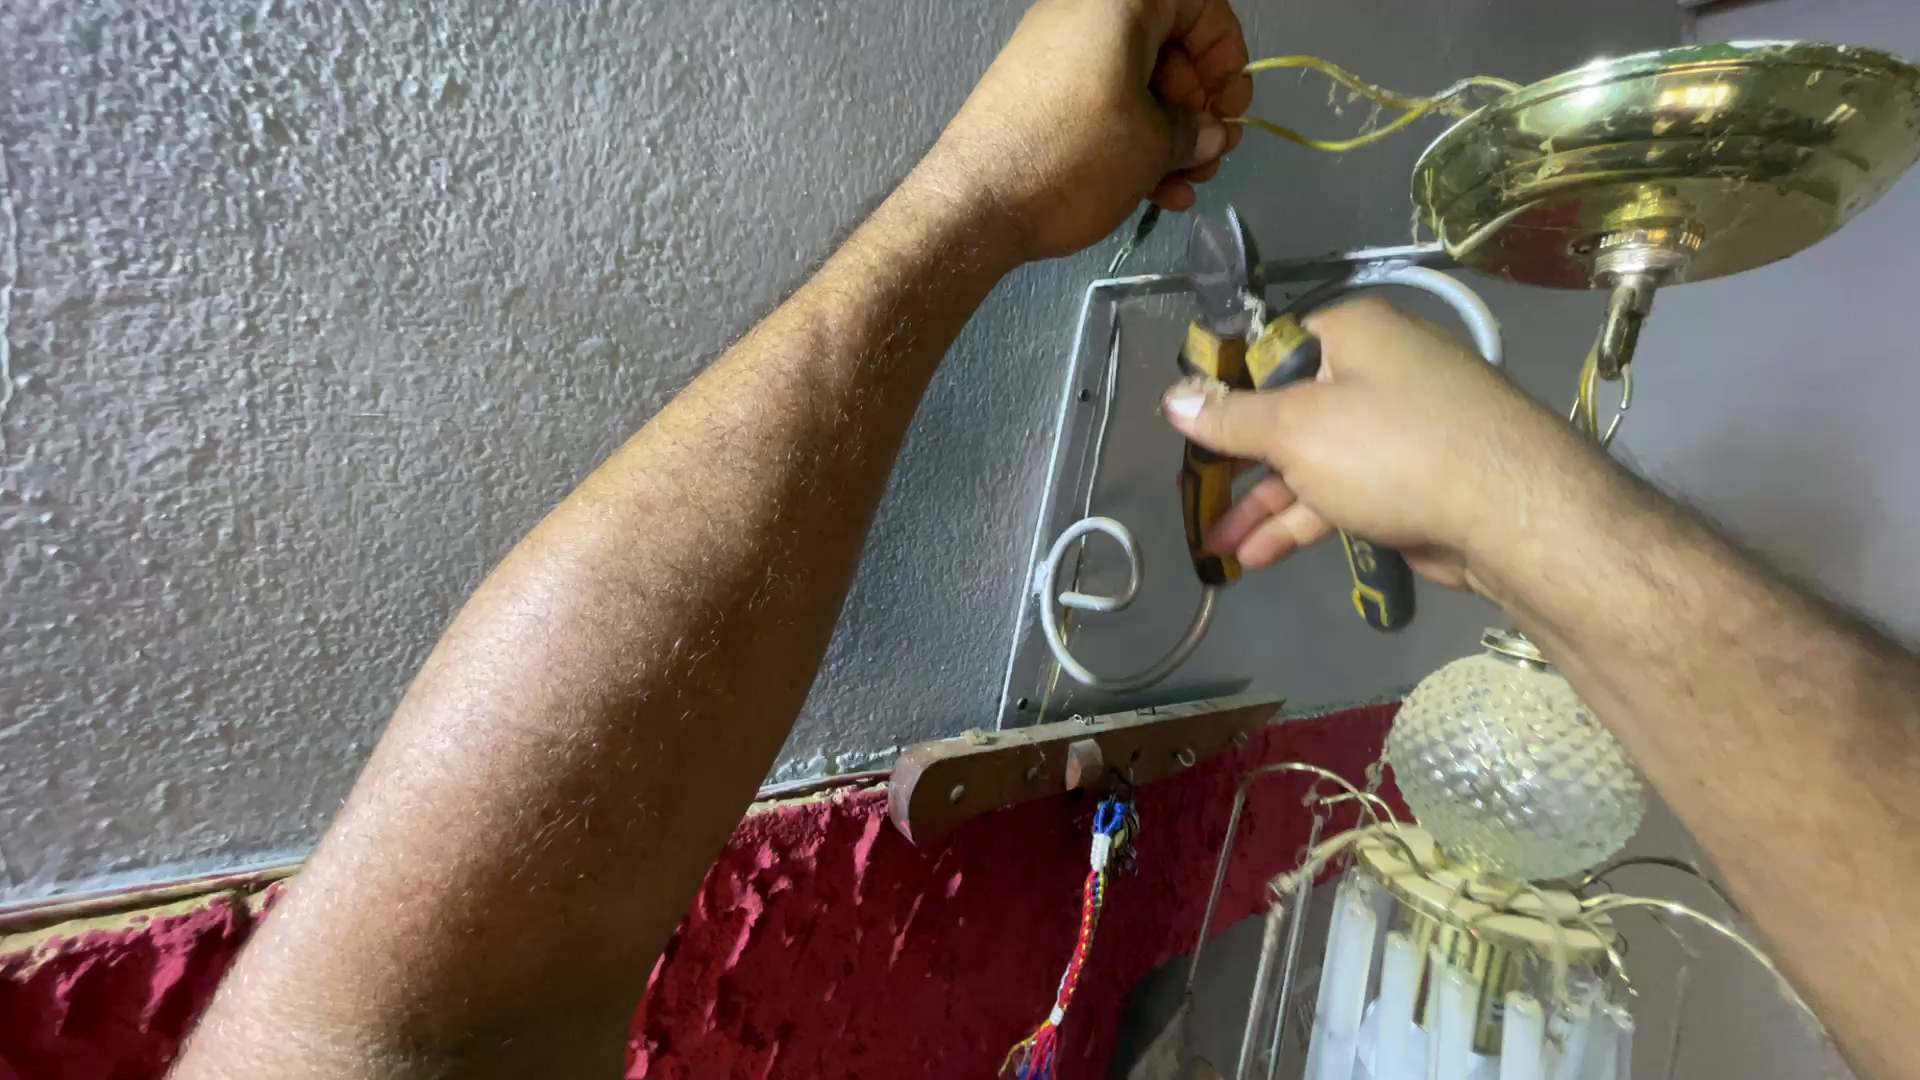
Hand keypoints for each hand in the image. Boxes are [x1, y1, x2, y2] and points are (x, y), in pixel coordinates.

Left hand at [924, 0, 1251, 261]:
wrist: (973, 208)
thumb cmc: (1073, 162)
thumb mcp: (1150, 148)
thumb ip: (1192, 133)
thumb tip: (1210, 134)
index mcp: (1119, 2)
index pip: (1198, 4)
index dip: (1226, 57)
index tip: (1232, 109)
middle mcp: (1082, 18)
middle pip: (1164, 51)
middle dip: (1196, 110)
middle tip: (1210, 159)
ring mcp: (1052, 63)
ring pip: (1131, 92)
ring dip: (1167, 142)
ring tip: (1185, 189)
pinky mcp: (1033, 105)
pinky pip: (1096, 115)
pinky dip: (1128, 149)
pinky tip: (1152, 196)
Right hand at [1159, 298, 1596, 590]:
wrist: (1512, 518)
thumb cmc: (1391, 449)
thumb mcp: (1295, 429)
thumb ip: (1229, 418)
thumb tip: (1172, 399)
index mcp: (1351, 336)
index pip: (1269, 351)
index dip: (1225, 388)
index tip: (1191, 425)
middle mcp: (1372, 373)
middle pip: (1283, 414)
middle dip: (1236, 466)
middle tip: (1197, 494)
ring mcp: (1390, 430)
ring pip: (1306, 464)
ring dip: (1260, 508)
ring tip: (1216, 546)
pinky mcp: (1402, 480)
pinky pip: (1335, 494)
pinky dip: (1297, 523)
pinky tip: (1256, 557)